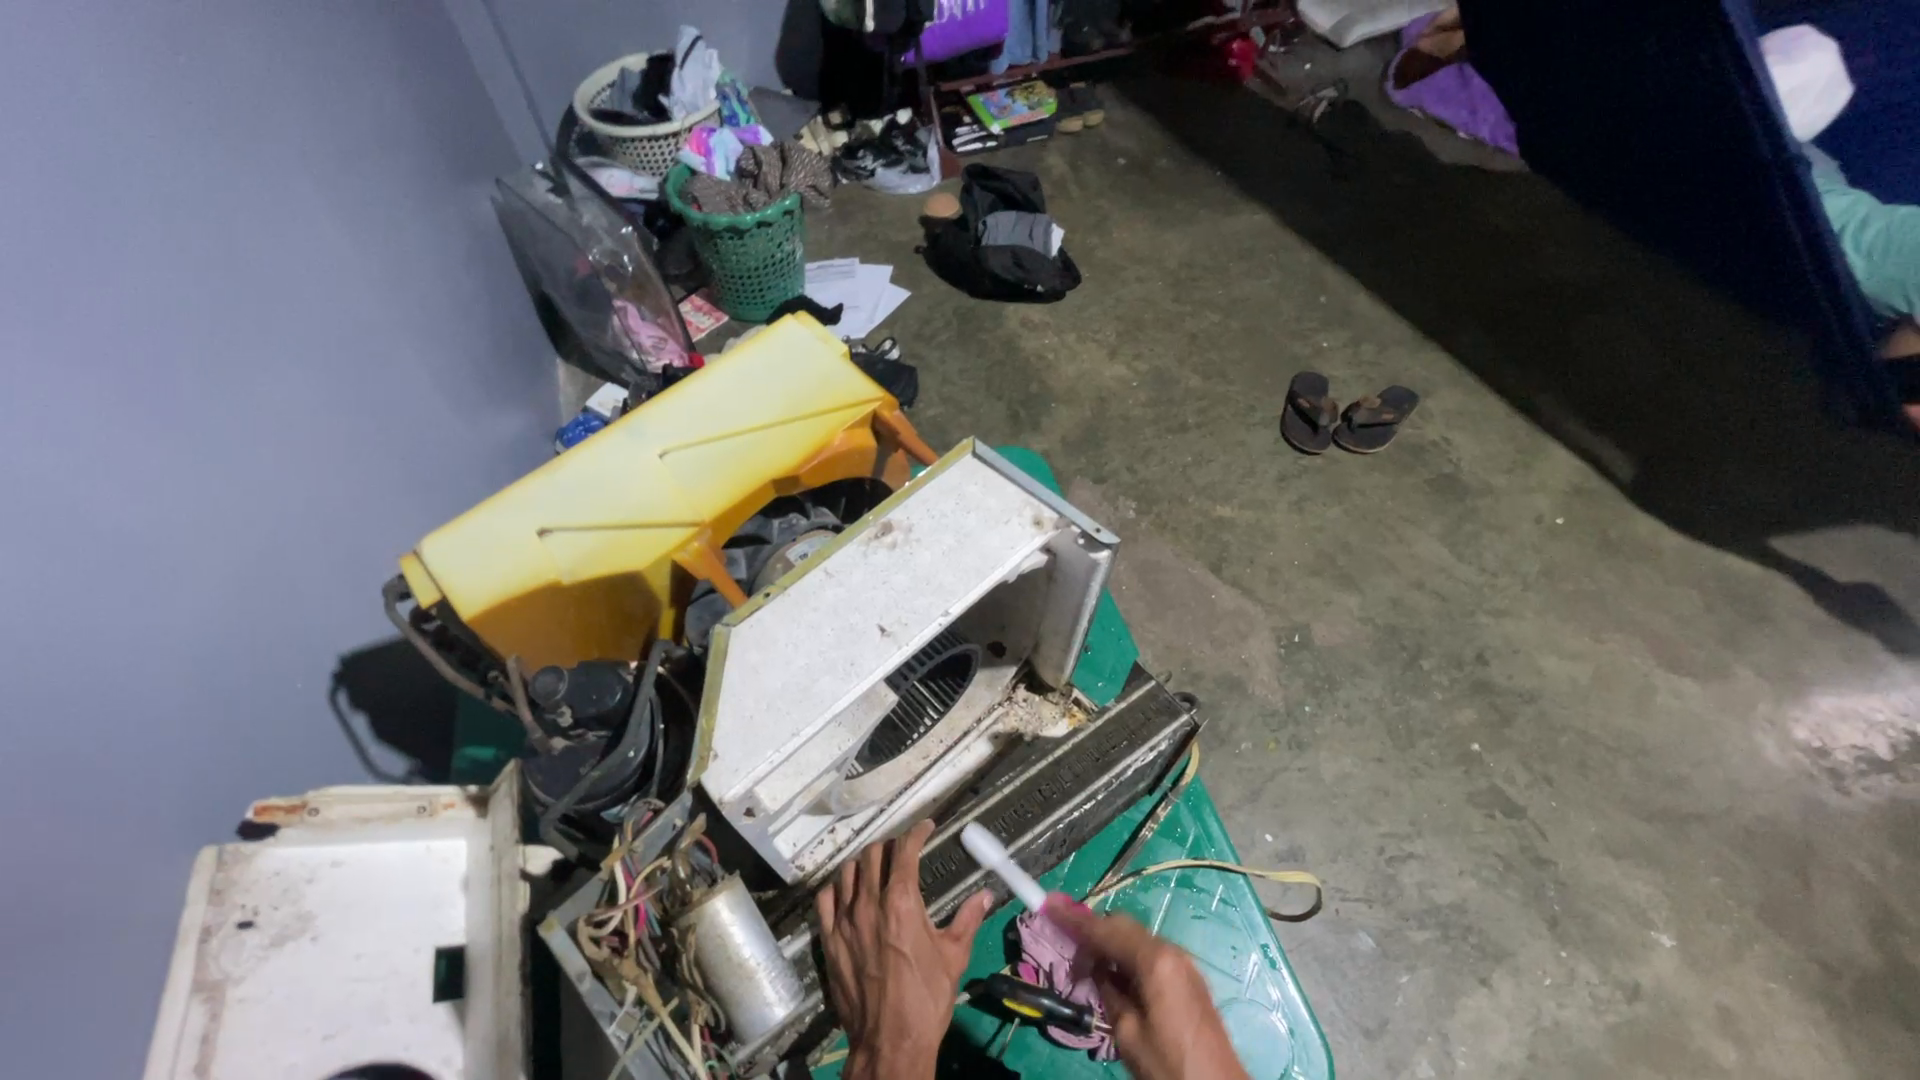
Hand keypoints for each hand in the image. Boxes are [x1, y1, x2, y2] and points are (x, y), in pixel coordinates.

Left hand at [815, 820, 992, 1079]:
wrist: (890, 1041)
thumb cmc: (927, 998)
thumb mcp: (954, 956)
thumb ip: (968, 919)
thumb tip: (986, 894)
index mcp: (901, 902)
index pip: (904, 851)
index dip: (916, 832)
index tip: (925, 827)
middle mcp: (869, 903)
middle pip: (873, 855)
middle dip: (890, 845)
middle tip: (903, 850)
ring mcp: (845, 921)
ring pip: (848, 872)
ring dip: (864, 863)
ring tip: (876, 867)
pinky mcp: (829, 940)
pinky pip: (825, 900)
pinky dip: (837, 888)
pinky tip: (846, 891)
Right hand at [1045, 898, 1249, 1079]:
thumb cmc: (1170, 1068)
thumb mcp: (1127, 1034)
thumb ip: (1108, 991)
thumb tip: (1098, 970)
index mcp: (1155, 962)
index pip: (1105, 930)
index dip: (1074, 919)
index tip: (1048, 904)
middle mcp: (1171, 952)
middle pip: (1122, 927)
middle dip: (1092, 932)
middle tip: (1068, 951)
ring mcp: (1183, 964)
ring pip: (1136, 939)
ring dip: (1110, 946)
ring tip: (1087, 969)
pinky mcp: (1188, 979)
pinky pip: (1149, 955)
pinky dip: (1127, 958)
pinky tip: (1114, 978)